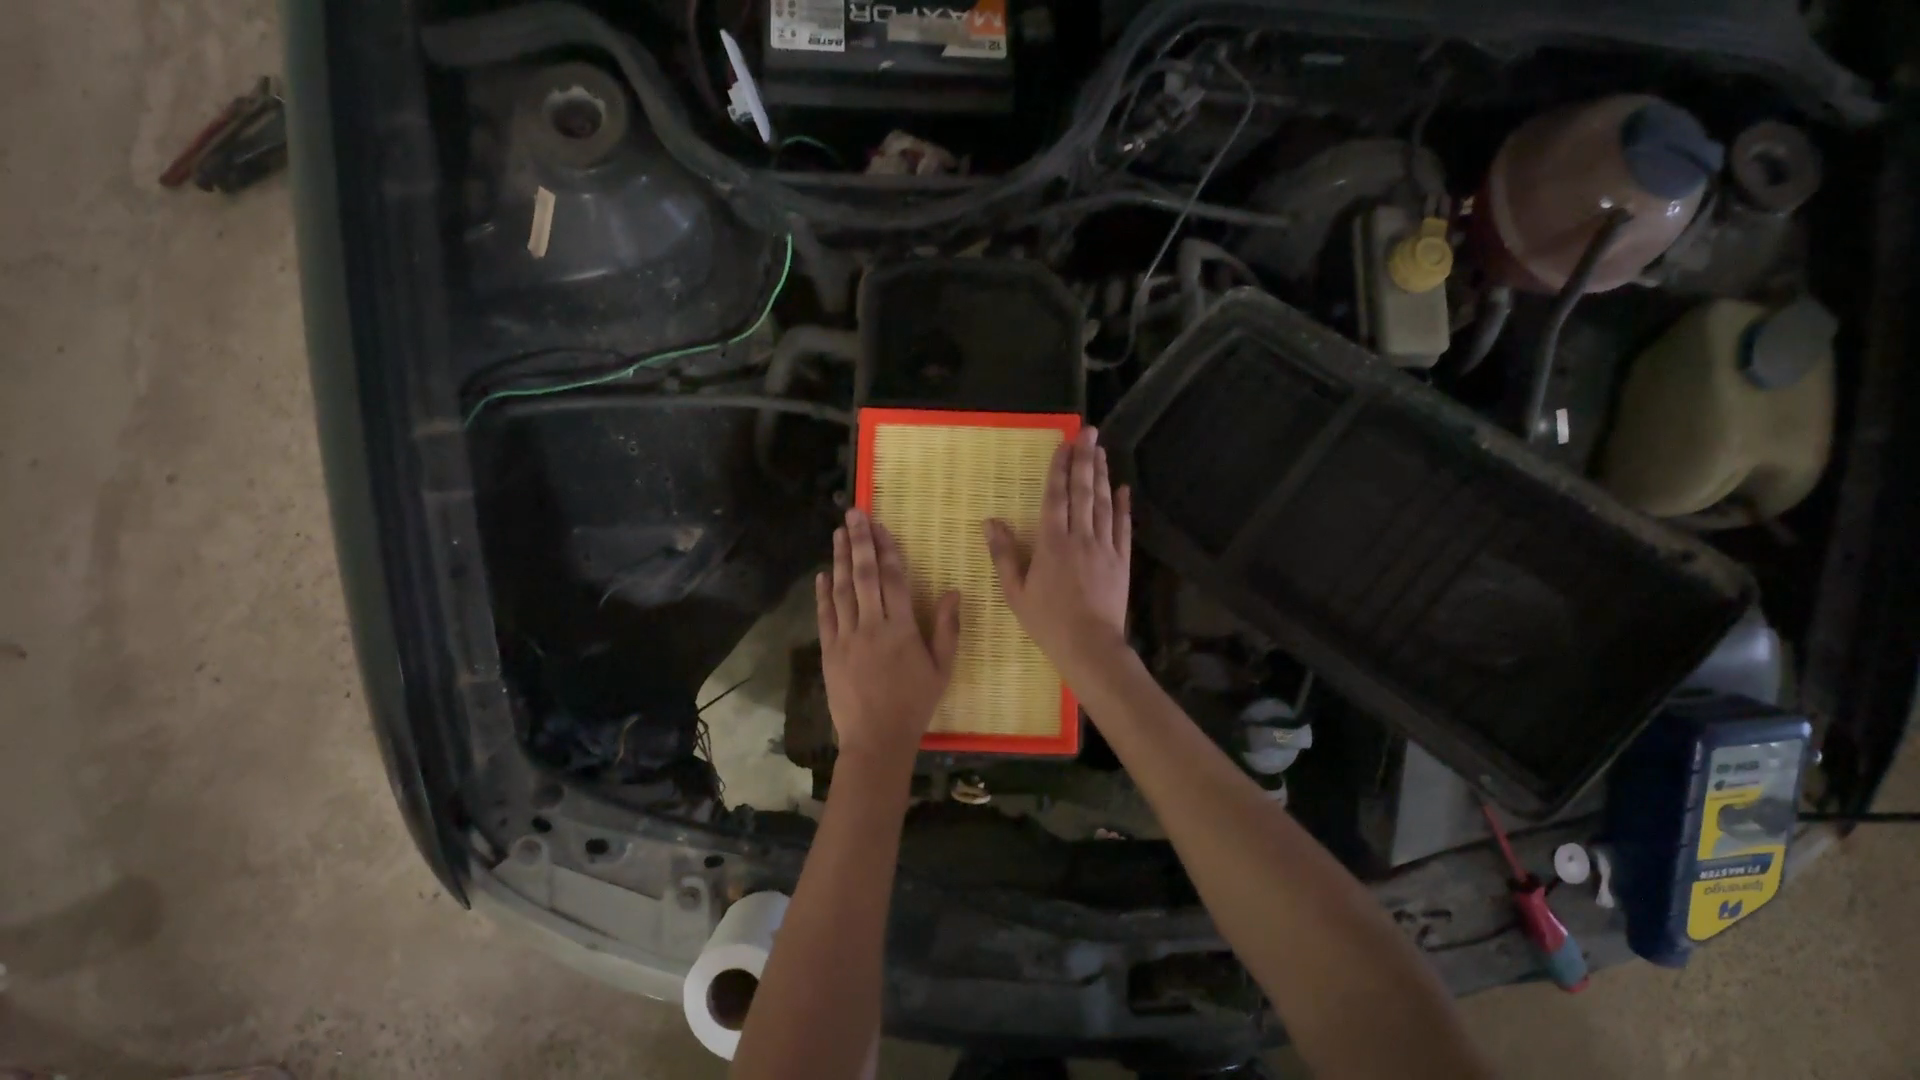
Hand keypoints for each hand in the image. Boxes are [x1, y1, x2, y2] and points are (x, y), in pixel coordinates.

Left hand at [817, 507, 960, 768]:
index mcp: (901, 628)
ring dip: (839, 559)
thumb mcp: (942, 668)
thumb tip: (952, 591)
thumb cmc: (915, 704)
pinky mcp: (829, 651)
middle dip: (859, 542)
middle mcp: (871, 626)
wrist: (877, 738)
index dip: (888, 549)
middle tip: (854, 514)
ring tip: (838, 533)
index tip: (881, 526)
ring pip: (841, 590)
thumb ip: (947, 628)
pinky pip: (825, 616)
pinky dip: (823, 594)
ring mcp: (846, 638)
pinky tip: (822, 575)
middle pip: (864, 576)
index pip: (894, 579)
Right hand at [984, 426, 1131, 682]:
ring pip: (1104, 503)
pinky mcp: (1122, 561)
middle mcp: (1080, 537)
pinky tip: (1123, 488)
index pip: (1055, 497)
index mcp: (1052, 543)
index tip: (1064, 444)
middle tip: (1089, 432)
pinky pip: (1123, 527)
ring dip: (1102, 475)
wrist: (1090, 645)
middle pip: (1083, 491)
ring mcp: (1104, 547)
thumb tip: (990, 522)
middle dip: (1085, 459)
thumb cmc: (1047, 622)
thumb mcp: (1016, 592)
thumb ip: (1005, 554)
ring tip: (1101, 451)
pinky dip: (1123, 506)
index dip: (1059, 469)